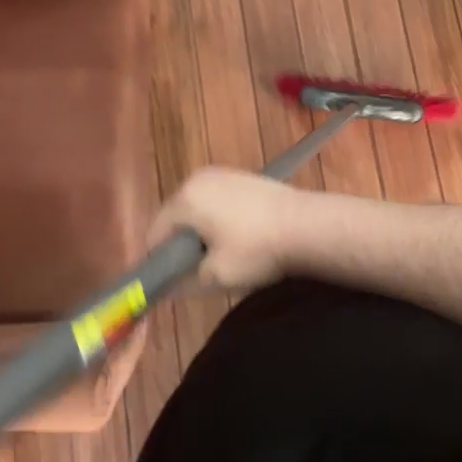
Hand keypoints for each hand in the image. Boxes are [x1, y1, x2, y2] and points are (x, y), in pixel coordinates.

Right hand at [149, 168, 303, 290]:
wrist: (306, 226)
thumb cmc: (256, 250)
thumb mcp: (216, 276)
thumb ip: (184, 283)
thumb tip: (167, 289)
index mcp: (185, 198)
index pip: (155, 233)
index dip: (159, 261)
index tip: (173, 282)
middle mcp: (197, 178)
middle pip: (175, 217)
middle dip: (181, 244)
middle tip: (200, 270)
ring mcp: (221, 173)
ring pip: (196, 208)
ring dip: (201, 231)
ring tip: (222, 255)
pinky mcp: (241, 175)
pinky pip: (215, 200)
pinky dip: (218, 218)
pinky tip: (239, 237)